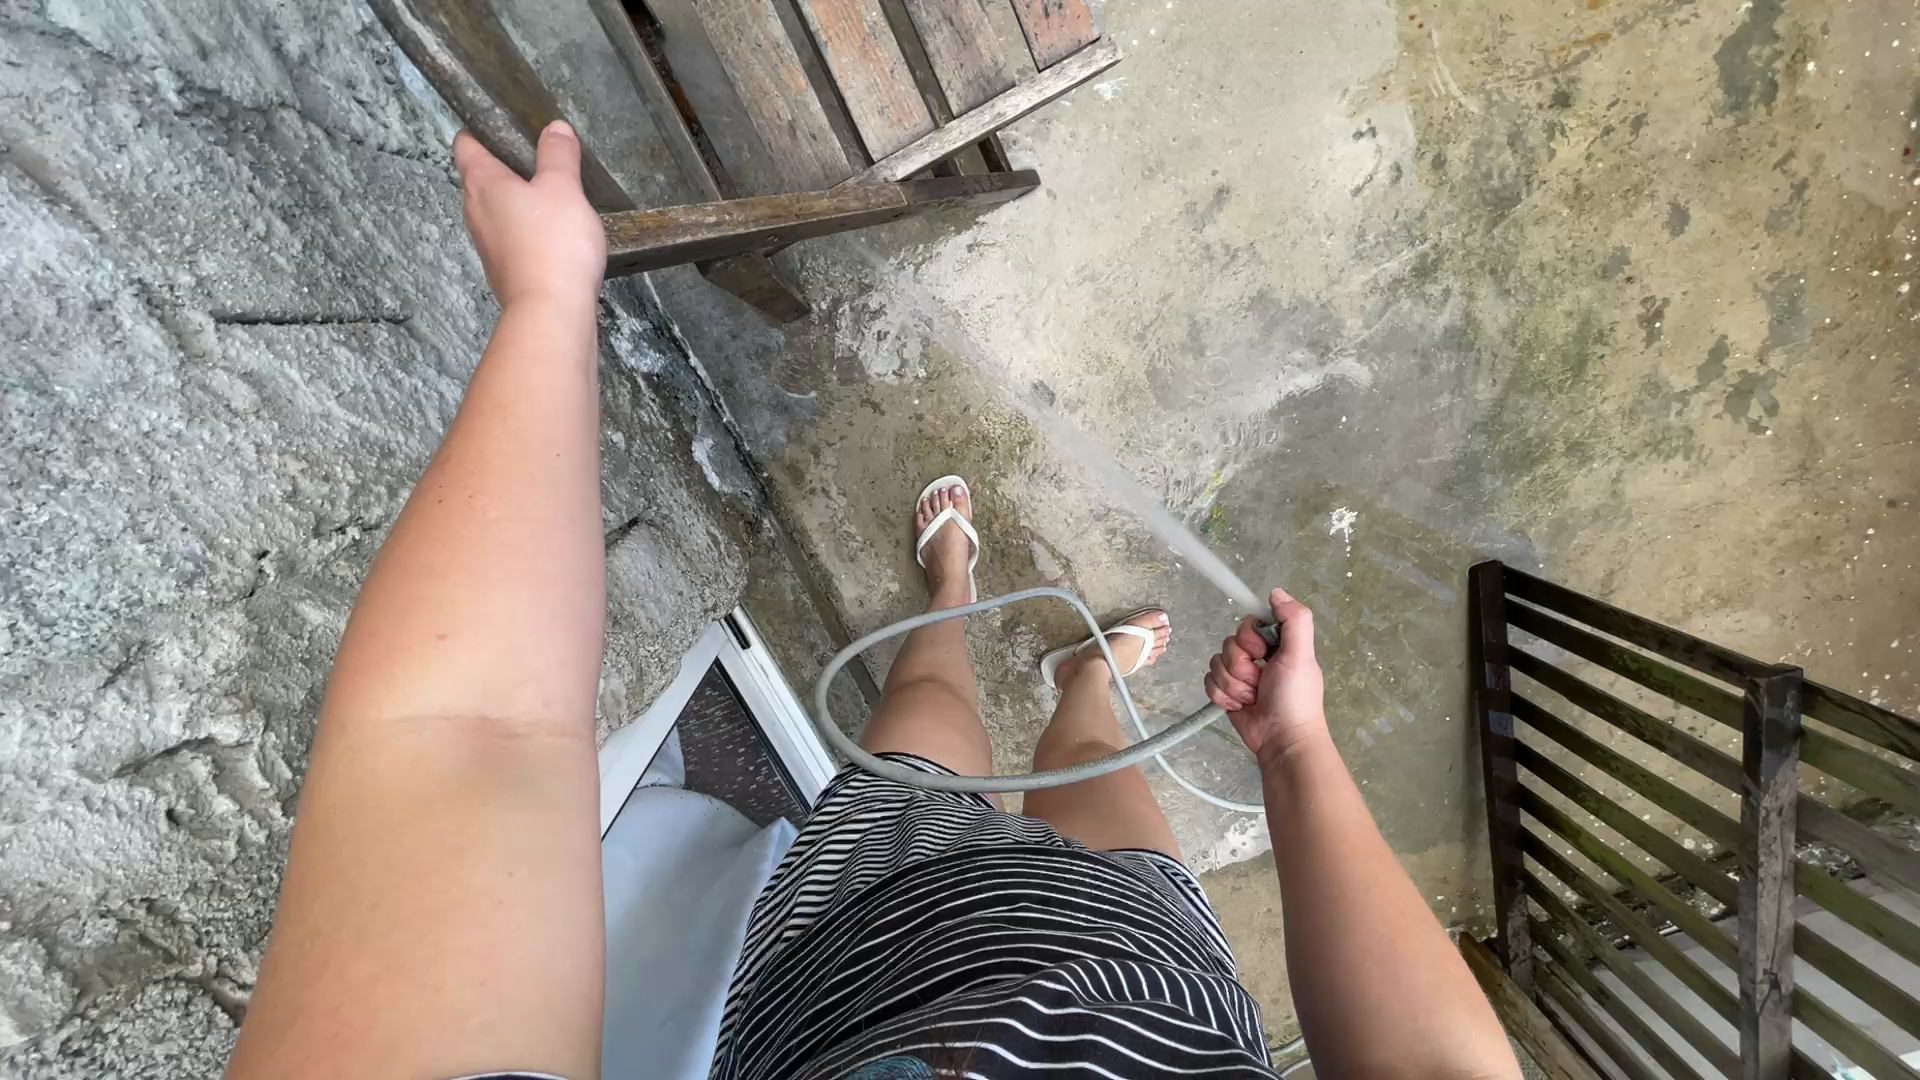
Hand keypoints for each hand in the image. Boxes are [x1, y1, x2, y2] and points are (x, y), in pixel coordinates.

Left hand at [453, 122, 605, 309]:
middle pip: (480, 181)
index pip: (466, 144)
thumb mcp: (565, 190)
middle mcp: (475, 211)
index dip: (481, 132)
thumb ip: (559, 156)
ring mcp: (487, 247)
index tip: (505, 130)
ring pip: (497, 216)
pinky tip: (555, 246)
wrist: (552, 310)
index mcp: (482, 182)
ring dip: (518, 210)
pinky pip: (512, 246)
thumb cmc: (555, 243)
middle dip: (505, 173)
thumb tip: (555, 127)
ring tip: (553, 210)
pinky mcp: (504, 275)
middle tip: (540, 171)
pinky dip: (528, 240)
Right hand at [1204, 588, 1327, 765]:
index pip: (1247, 625)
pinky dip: (1223, 696)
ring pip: (1216, 664)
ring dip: (1233, 685)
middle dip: (1241, 667)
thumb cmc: (1295, 697)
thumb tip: (1275, 592)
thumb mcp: (1301, 656)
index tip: (1262, 654)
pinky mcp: (1226, 693)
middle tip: (1260, 682)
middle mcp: (1257, 657)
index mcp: (1275, 644)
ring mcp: (1240, 676)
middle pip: (1228, 645)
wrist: (1282, 740)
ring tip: (1252, 699)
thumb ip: (1294, 621)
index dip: (1248, 639)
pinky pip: (1209, 682)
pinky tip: (1240, 707)